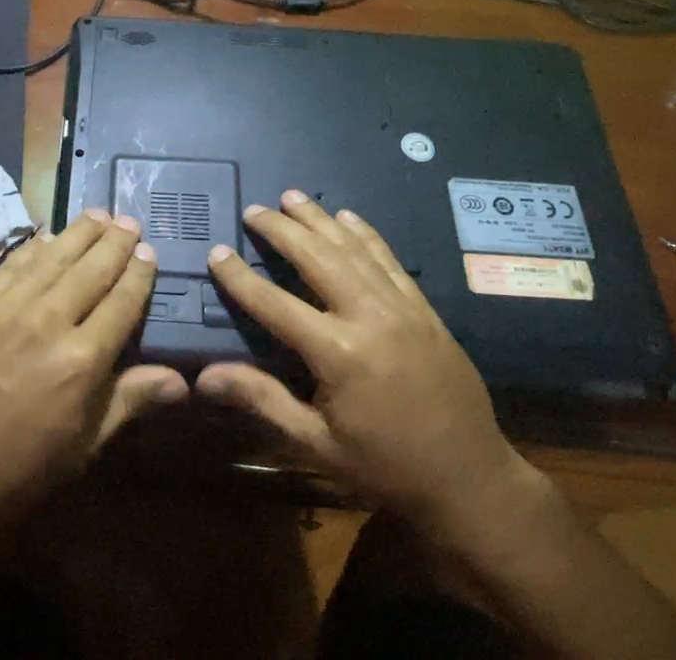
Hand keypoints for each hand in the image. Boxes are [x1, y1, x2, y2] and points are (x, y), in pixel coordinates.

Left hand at [0, 210, 188, 539]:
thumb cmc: (15, 470)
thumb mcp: (82, 447)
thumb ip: (129, 401)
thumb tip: (181, 380)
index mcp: (83, 360)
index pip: (122, 302)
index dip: (139, 275)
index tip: (150, 253)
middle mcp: (48, 321)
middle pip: (90, 269)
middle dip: (114, 243)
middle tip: (129, 221)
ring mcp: (6, 308)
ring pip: (52, 257)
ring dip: (78, 232)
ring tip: (98, 215)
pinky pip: (12, 264)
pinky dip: (35, 246)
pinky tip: (47, 236)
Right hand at [197, 191, 531, 527]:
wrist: (469, 478)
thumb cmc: (385, 467)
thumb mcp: (317, 444)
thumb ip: (263, 400)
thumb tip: (205, 377)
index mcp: (338, 353)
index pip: (275, 303)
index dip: (241, 277)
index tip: (216, 251)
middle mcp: (369, 317)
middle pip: (317, 259)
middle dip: (282, 231)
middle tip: (254, 210)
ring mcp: (402, 309)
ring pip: (354, 251)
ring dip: (320, 221)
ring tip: (292, 197)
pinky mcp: (425, 310)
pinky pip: (391, 262)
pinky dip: (367, 236)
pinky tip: (348, 218)